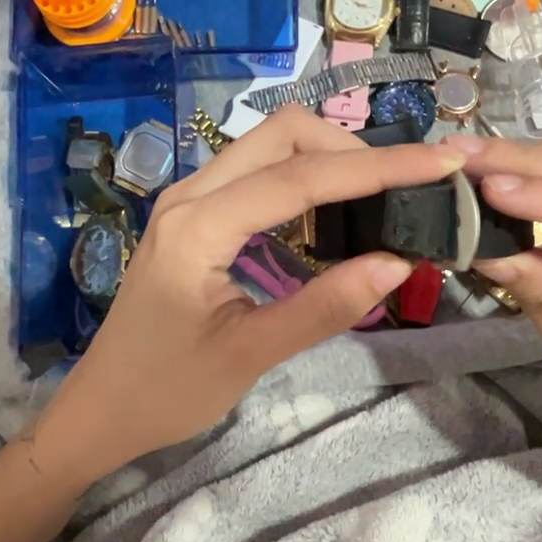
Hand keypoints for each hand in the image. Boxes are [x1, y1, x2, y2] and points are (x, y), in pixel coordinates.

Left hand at [34, 108, 465, 485]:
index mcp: (199, 226)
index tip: (440, 162)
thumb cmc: (167, 390)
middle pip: (280, 134)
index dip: (376, 167)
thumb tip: (398, 261)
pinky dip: (301, 175)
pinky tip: (332, 207)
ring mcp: (186, 200)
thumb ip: (323, 306)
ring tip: (384, 190)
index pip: (300, 177)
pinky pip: (252, 172)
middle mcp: (189, 195)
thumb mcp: (250, 354)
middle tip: (407, 183)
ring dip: (326, 156)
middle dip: (350, 147)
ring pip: (266, 146)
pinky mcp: (191, 214)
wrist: (101, 407)